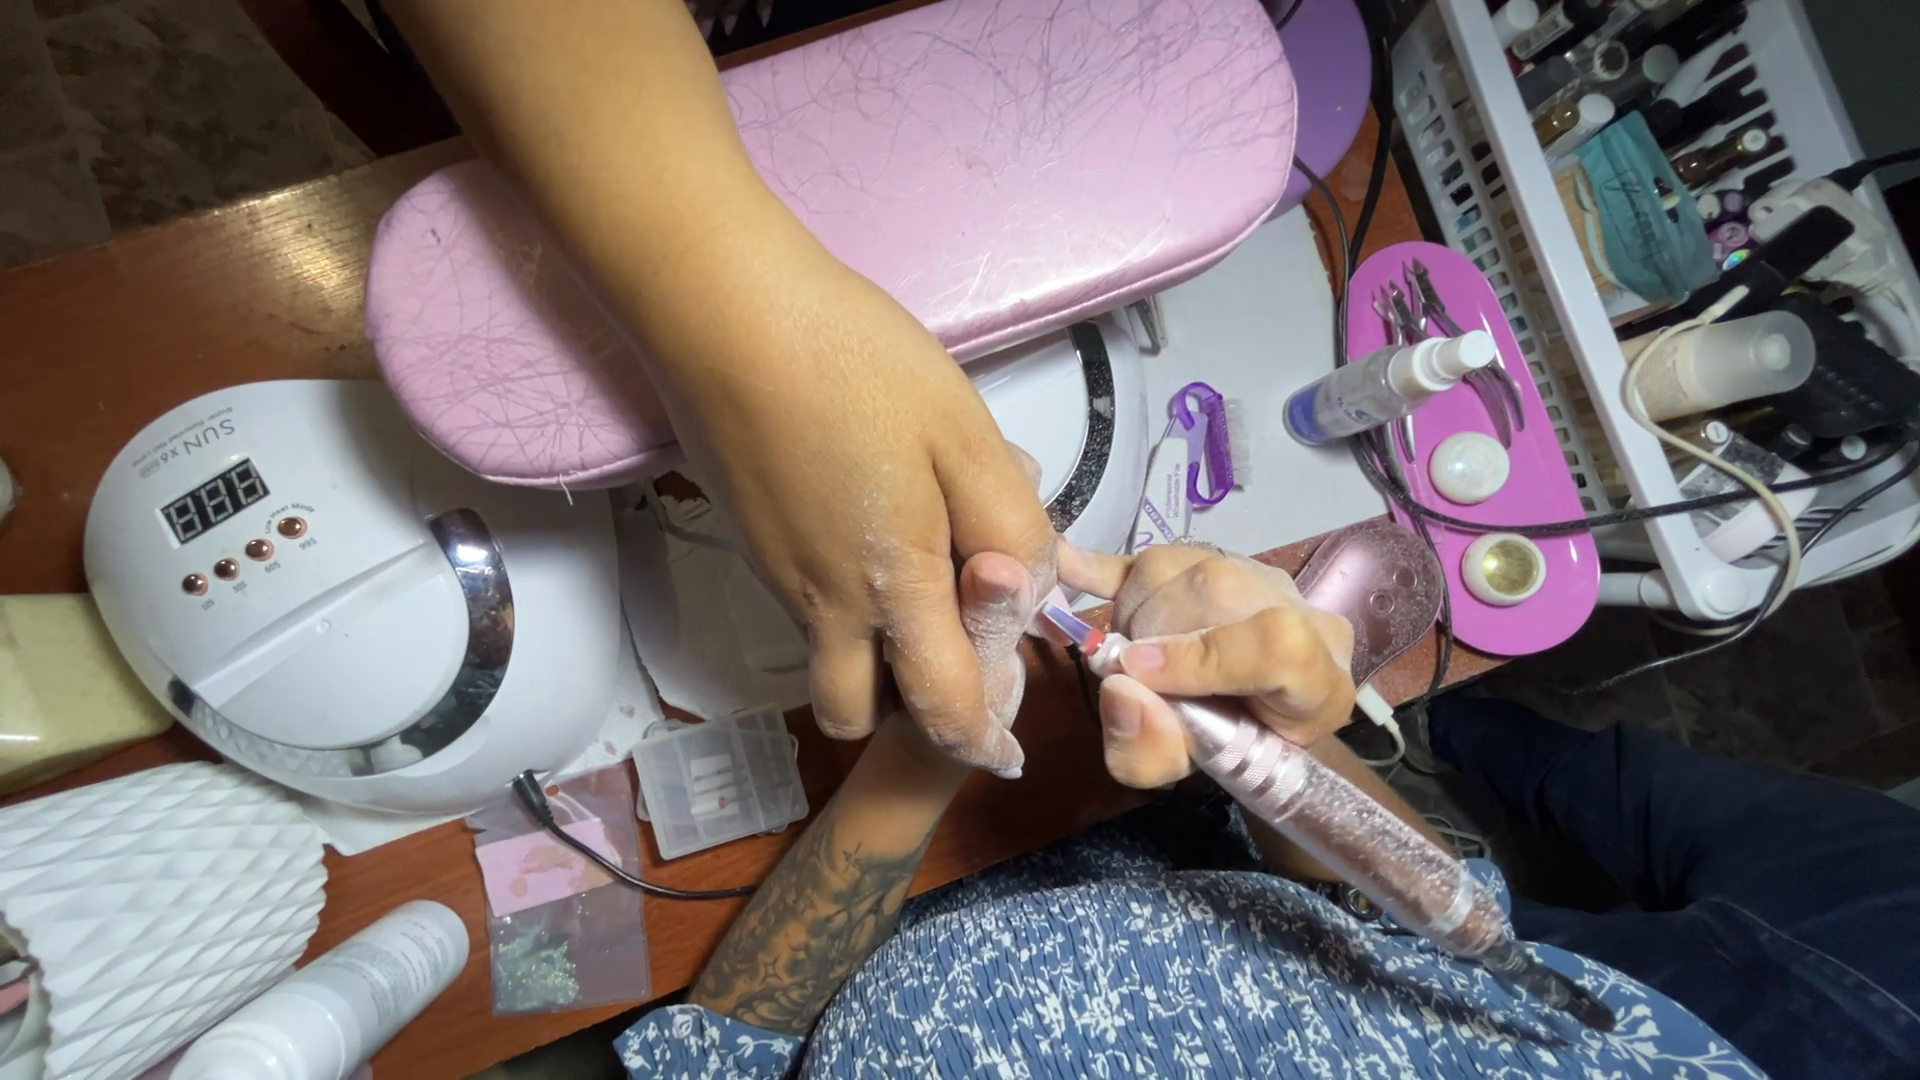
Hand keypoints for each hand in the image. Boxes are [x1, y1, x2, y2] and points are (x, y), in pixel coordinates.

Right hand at [663, 250, 1055, 776]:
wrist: (727, 319)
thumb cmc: (858, 368)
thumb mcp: (965, 434)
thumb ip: (1009, 526)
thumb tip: (1026, 588)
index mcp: (892, 587)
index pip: (939, 709)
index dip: (977, 741)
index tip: (1002, 748)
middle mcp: (825, 607)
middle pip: (858, 715)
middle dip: (911, 714)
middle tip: (952, 654)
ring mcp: (779, 579)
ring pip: (831, 662)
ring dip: (879, 656)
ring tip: (918, 574)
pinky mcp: (755, 546)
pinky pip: (809, 613)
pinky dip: (850, 605)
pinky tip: (875, 526)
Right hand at [1058, 543, 1356, 788]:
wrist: (1241, 711)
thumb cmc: (1225, 747)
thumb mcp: (1193, 771)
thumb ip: (1153, 751)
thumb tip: (1118, 692)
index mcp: (1319, 679)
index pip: (1277, 645)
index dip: (1201, 657)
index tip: (1136, 673)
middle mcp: (1296, 609)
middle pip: (1211, 592)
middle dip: (1149, 635)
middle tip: (1130, 675)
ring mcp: (1250, 572)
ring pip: (1172, 565)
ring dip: (1129, 611)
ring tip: (1131, 650)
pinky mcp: (1203, 556)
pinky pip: (1146, 553)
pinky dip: (1098, 562)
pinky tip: (1064, 563)